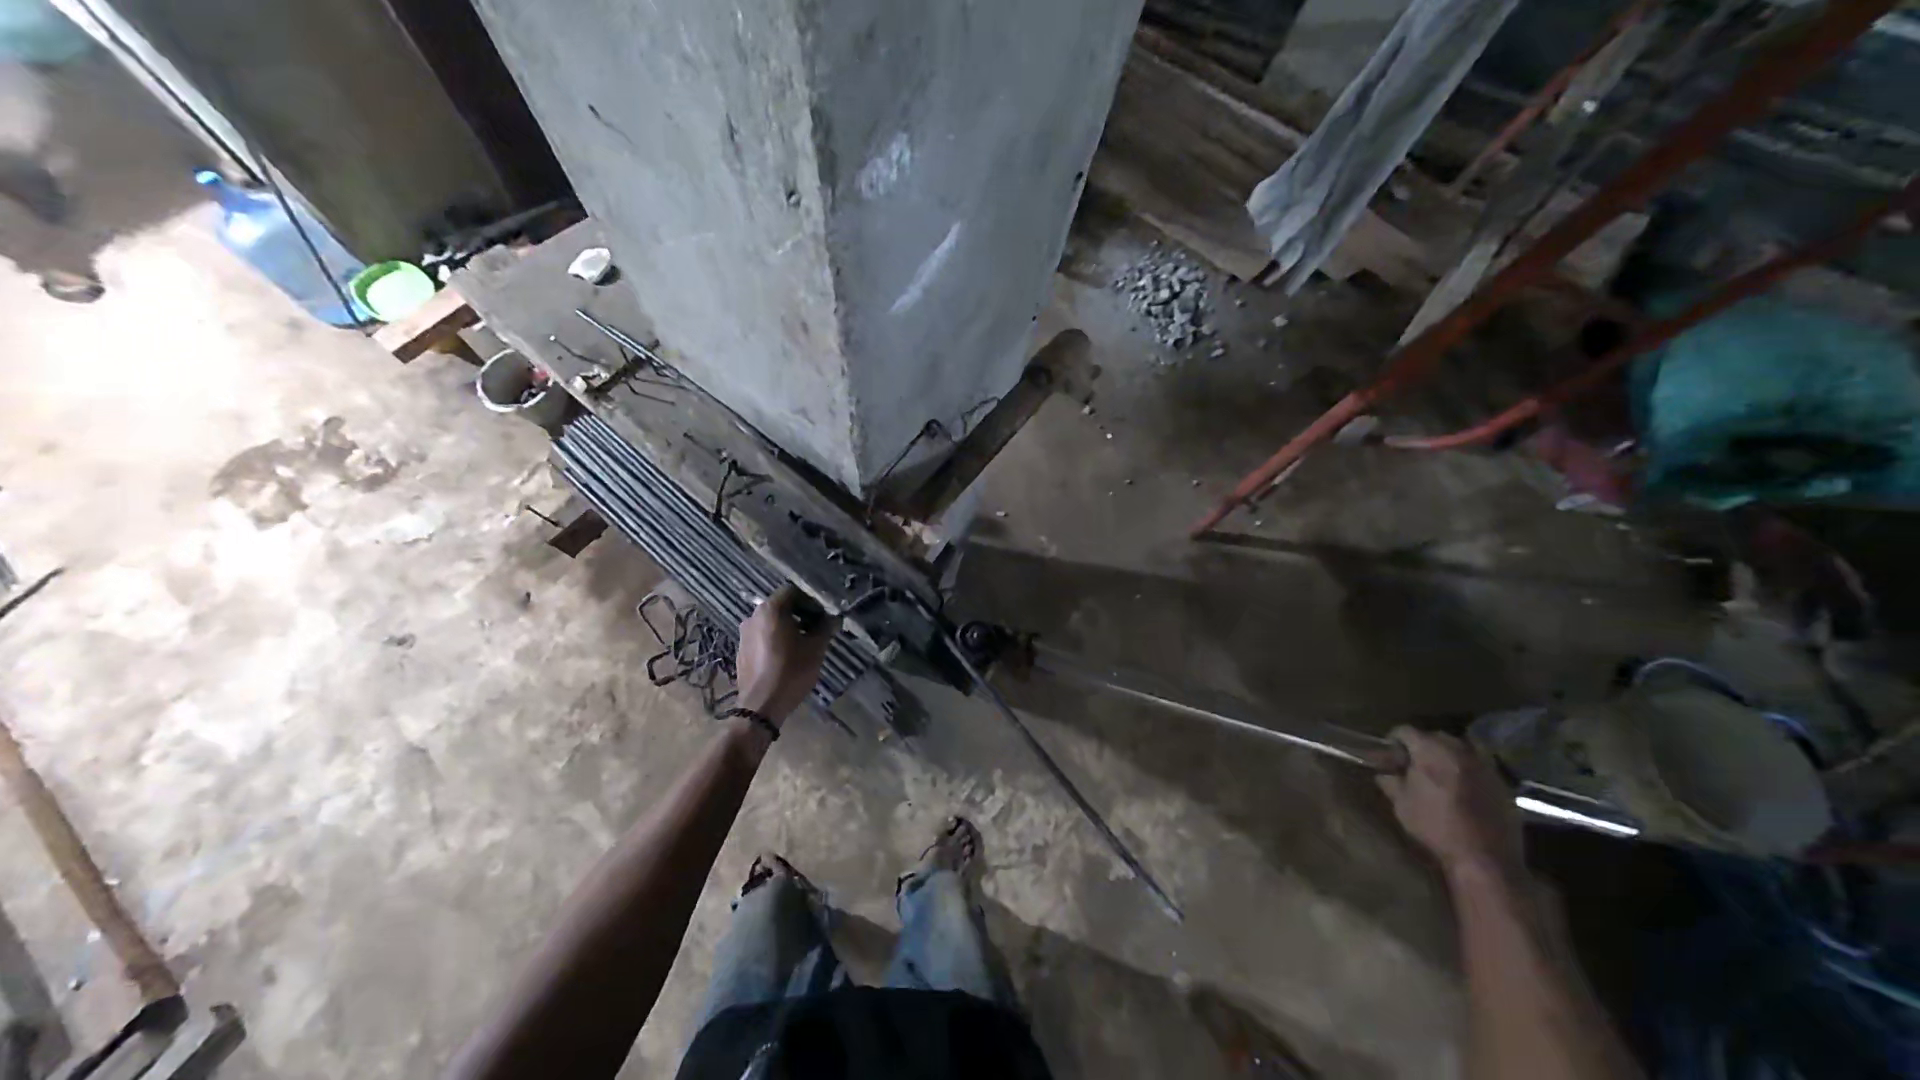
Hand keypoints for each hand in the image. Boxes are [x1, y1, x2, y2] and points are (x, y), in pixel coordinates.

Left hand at [734, 585, 837, 724]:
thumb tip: (834, 618)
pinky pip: (762, 636)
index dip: (811, 600)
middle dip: (801, 613)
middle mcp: (753, 616)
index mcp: (771, 610)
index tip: (823, 614)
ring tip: (804, 643)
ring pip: (771, 621)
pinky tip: (787, 655)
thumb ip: (825, 627)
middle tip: (818, 628)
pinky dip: (776, 638)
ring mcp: (744, 634)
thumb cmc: (791, 671)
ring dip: (789, 626)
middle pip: (781, 605)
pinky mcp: (742, 650)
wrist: (761, 705)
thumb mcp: (815, 648)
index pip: (793, 591)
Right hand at [1376, 727, 1523, 883]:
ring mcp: (1485, 765)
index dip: (1393, 741)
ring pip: (1461, 748)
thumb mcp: (1401, 804)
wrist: (1485, 857)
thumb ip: (1390, 782)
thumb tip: (1384, 773)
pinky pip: (1480, 765)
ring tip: (1441, 775)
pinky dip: (1468, 770)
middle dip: (1421, 746)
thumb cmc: (1435, 826)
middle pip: (1435, 736)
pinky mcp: (1502, 782)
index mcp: (1430, 750)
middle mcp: (1459, 750)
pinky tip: (1463, 789)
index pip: (1405, 731)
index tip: (1389, 756)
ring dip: (1447, 756)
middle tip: (1413, 766)